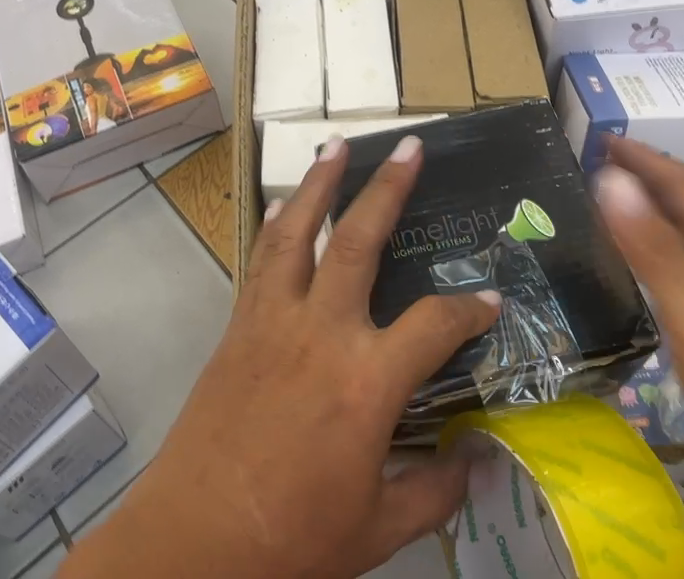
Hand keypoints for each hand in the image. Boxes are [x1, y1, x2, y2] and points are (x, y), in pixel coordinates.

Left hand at [61, 134, 500, 578]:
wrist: (194, 537)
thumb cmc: (293, 536)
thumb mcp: (379, 528)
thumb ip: (437, 490)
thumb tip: (482, 462)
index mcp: (367, 381)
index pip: (435, 324)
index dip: (469, 310)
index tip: (488, 301)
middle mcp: (322, 332)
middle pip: (358, 242)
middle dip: (388, 189)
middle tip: (410, 148)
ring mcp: (273, 322)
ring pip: (298, 234)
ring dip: (320, 185)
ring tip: (337, 146)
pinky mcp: (238, 328)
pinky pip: (262, 262)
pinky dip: (279, 227)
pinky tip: (286, 208)